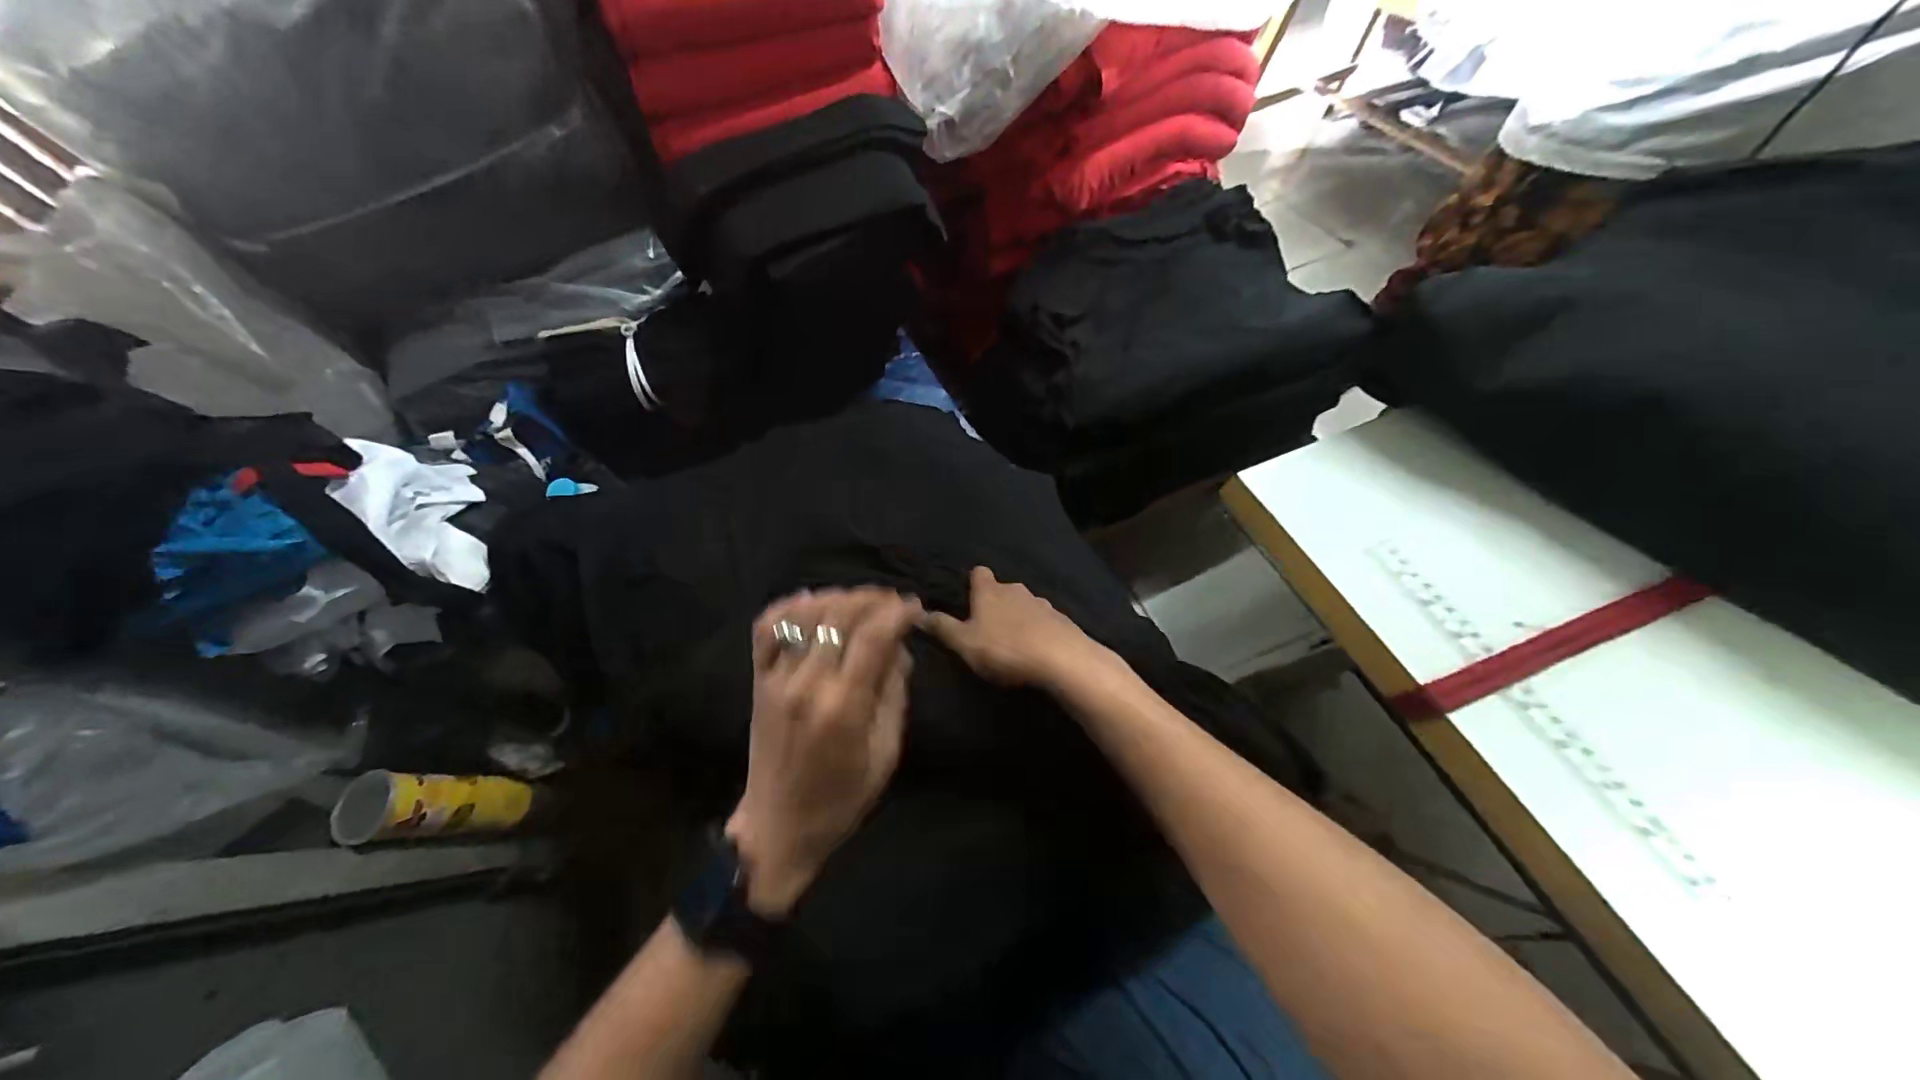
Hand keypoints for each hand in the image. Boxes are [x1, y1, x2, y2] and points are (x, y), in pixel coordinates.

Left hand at [726, 587, 920, 916]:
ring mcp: (776, 680)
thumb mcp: (885, 753)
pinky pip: (766, 630)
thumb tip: (898, 648)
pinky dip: (788, 607)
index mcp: (843, 707)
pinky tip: (810, 600)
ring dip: (837, 597)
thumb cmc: (842, 798)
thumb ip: (893, 695)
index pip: (873, 637)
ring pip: (805, 615)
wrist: (778, 827)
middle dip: (872, 599)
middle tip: (892, 600)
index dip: (898, 613)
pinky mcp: (757, 682)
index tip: (914, 606)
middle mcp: (807, 684)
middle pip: (840, 616)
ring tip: (860, 600)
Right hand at [921, 566, 1117, 690]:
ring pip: (1024, 604)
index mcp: (990, 591)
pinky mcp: (1061, 619)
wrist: (1061, 658)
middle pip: (1002, 589)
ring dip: (1018, 617)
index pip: (979, 573)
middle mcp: (1016, 589)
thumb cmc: (1004, 648)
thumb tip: (918, 612)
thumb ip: (942, 627)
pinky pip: (1044, 620)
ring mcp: (1042, 603)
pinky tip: (1036, 648)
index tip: (968, 597)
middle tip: (986, 627)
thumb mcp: (964, 643)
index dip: (973, 583)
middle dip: (995, 603)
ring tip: (1012, 641)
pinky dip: (1038, 630)